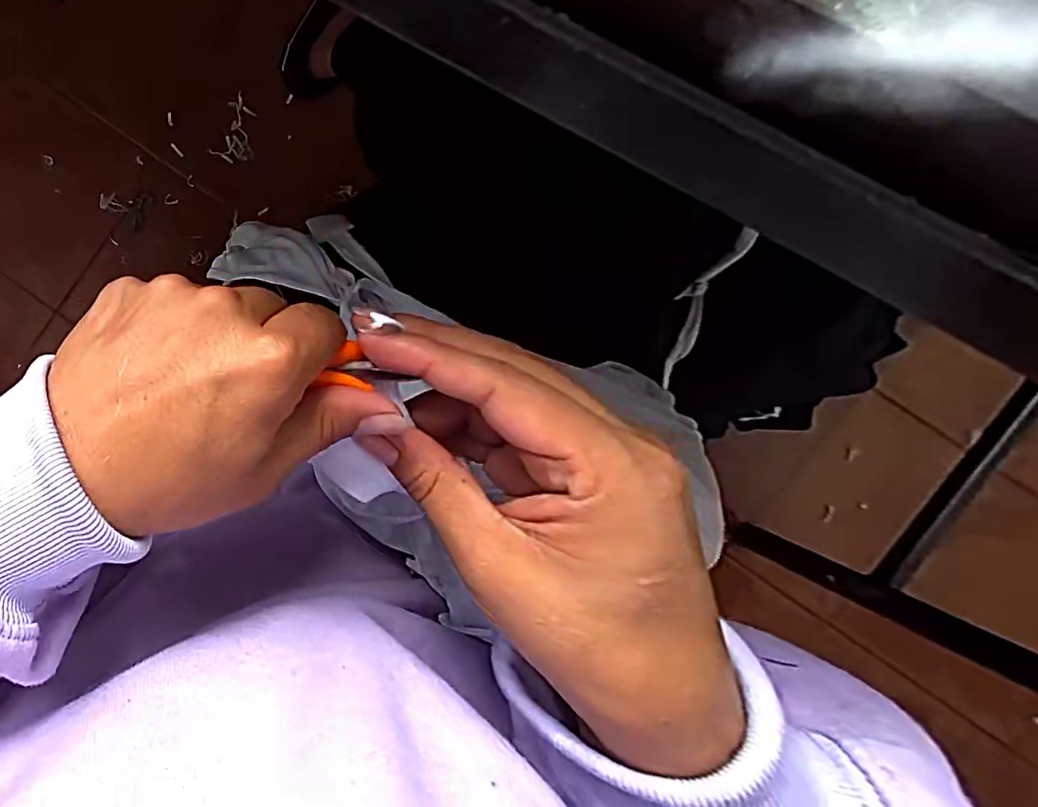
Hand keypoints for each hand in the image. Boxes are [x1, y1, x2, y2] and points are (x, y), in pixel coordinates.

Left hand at [48, 276, 398, 536]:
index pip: (324, 324)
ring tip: (179, 379)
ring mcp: (173, 293)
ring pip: (220, 303)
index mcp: (269, 356)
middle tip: (228, 388)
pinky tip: (147, 364)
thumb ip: (326, 420)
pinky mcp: (131, 288)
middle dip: (262, 342)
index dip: (313, 355)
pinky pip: (171, 297)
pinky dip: (168, 324)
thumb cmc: (166, 479)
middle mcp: (225, 310)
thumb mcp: (261, 468)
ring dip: (213, 331)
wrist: (65, 472)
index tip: (293, 378)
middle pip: (272, 309)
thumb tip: (378, 403)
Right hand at [351, 313, 744, 777]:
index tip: (378, 338)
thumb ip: (434, 482)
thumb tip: (379, 428)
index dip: (433, 355)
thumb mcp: (497, 566)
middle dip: (436, 352)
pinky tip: (427, 422)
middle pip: (510, 370)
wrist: (662, 700)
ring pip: (510, 390)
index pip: (505, 384)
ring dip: (446, 388)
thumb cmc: (596, 648)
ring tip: (389, 394)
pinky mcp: (587, 459)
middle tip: (374, 338)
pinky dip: (467, 419)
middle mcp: (619, 437)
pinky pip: (516, 422)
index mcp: (613, 462)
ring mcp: (606, 445)